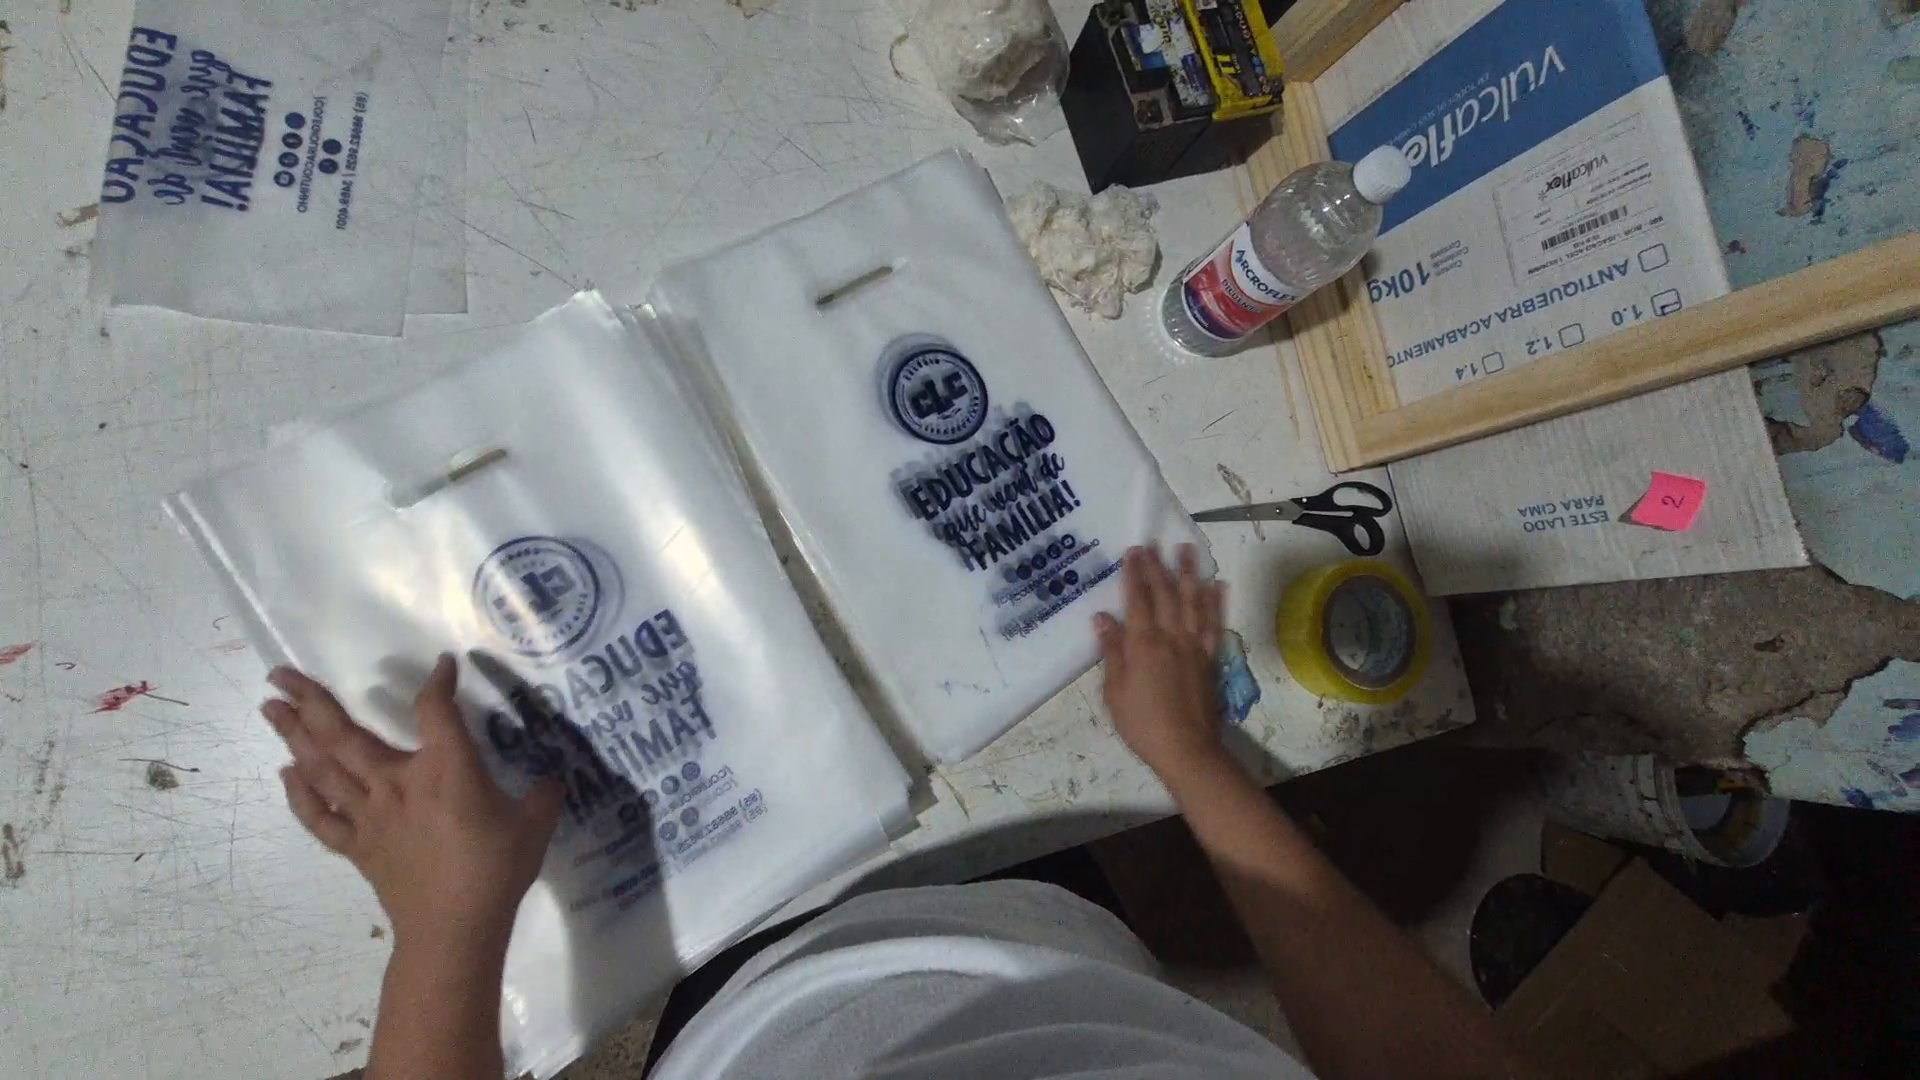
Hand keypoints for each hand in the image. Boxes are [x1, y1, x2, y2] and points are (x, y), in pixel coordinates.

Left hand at [263, 655, 562, 954]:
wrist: (454, 928)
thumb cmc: (498, 867)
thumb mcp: (537, 821)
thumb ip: (543, 792)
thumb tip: (550, 779)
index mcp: (447, 769)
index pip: (436, 711)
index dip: (438, 683)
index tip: (444, 666)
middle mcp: (398, 783)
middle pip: (346, 736)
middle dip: (312, 702)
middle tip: (281, 674)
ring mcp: (370, 815)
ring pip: (322, 768)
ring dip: (294, 735)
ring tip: (271, 707)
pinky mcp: (357, 845)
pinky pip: (318, 816)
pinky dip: (299, 792)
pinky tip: (288, 772)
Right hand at [1094, 545, 1229, 781]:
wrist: (1186, 749)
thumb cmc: (1142, 722)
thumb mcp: (1115, 689)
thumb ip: (1112, 651)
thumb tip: (1103, 617)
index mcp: (1144, 644)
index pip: (1138, 600)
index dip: (1135, 574)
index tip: (1133, 551)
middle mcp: (1172, 637)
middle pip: (1166, 595)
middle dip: (1159, 566)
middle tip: (1155, 542)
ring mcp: (1195, 646)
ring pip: (1194, 602)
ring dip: (1190, 574)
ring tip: (1189, 550)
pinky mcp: (1211, 659)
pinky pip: (1215, 624)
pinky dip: (1217, 603)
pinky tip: (1218, 586)